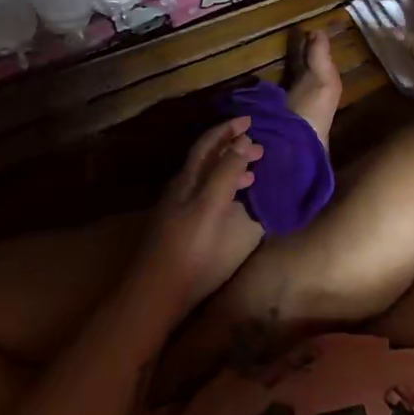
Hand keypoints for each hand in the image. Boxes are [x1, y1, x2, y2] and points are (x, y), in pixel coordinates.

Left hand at [137, 117, 265, 315]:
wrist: (154, 295)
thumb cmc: (189, 249)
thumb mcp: (211, 207)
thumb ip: (226, 173)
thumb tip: (242, 140)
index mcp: (188, 179)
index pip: (208, 143)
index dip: (227, 129)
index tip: (250, 120)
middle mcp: (181, 189)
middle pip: (207, 159)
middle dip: (232, 148)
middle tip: (259, 148)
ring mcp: (180, 210)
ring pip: (208, 178)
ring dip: (230, 169)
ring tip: (253, 172)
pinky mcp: (183, 229)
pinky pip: (209, 196)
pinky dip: (225, 189)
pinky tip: (235, 203)